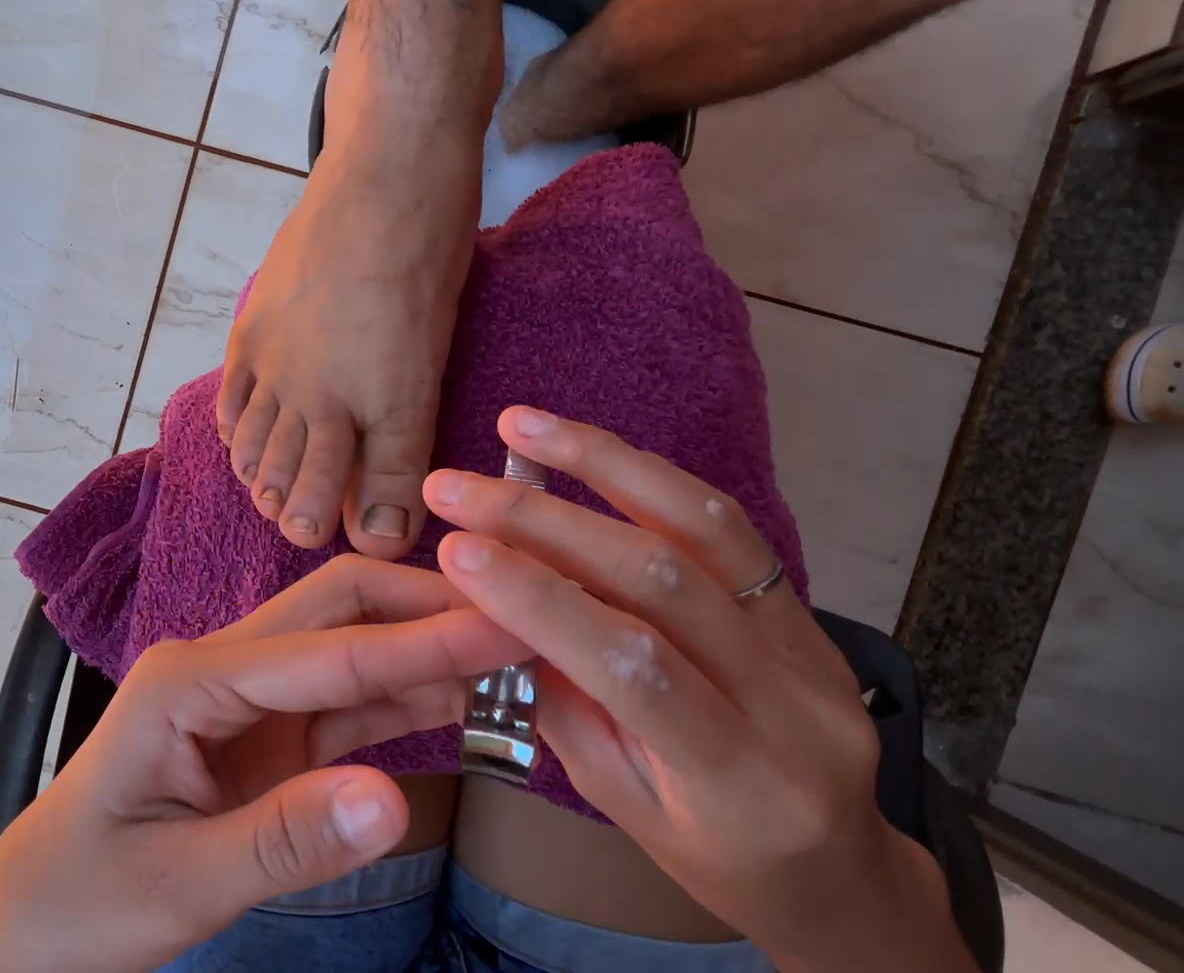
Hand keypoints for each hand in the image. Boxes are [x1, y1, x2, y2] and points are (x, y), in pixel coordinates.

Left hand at [0, 556, 525, 972]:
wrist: (34, 918)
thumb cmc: (85, 897)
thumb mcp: (181, 882)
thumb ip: (285, 842)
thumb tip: (392, 803)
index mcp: (188, 678)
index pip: (327, 651)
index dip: (424, 640)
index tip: (511, 625)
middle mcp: (222, 664)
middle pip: (338, 608)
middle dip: (427, 607)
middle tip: (522, 616)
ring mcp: (249, 695)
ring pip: (352, 648)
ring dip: (429, 648)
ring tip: (516, 652)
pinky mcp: (269, 731)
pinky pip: (348, 701)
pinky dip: (409, 696)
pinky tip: (467, 697)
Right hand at [218, 138, 477, 559]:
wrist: (383, 178)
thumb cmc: (425, 269)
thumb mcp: (427, 371)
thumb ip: (398, 456)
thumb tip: (379, 535)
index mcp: (357, 413)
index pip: (329, 496)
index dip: (324, 526)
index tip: (328, 540)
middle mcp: (304, 396)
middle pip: (282, 474)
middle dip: (287, 508)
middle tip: (293, 526)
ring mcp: (271, 361)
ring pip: (254, 441)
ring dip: (259, 475)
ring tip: (267, 495)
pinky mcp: (251, 329)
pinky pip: (231, 397)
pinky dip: (234, 429)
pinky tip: (240, 439)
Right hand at [424, 407, 975, 972]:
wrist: (838, 868)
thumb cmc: (713, 855)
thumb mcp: (620, 803)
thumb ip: (563, 702)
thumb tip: (493, 608)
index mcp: (739, 778)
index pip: (632, 666)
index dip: (539, 598)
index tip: (457, 551)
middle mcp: (792, 702)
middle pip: (660, 581)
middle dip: (542, 523)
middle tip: (455, 487)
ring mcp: (810, 645)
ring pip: (705, 529)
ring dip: (601, 464)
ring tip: (520, 426)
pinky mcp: (806, 609)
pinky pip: (726, 526)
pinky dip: (645, 476)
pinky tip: (586, 448)